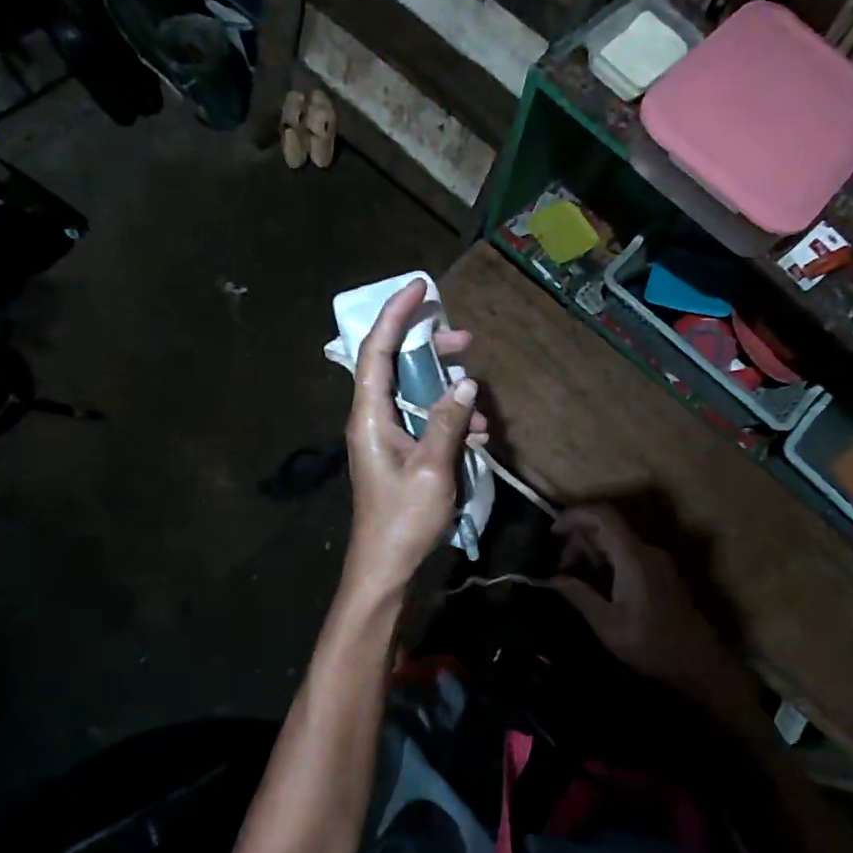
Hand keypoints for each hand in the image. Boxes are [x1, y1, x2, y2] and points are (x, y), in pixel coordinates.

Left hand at [343, 280, 489, 593]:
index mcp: (369, 415)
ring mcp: (386, 434)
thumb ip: (448, 421)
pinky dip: (451, 420)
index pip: (375, 351)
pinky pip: (426, 420)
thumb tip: (466, 384)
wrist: (386, 565)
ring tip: (482, 413)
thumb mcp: (433, 468)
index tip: (419, 287)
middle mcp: (373, 417)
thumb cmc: (403, 519)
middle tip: (466, 341)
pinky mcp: (401, 451)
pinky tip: (477, 437)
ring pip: (417, 393)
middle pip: (397, 364)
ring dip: (450, 394)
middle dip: (431, 349)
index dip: (394, 315)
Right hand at [552, 505, 748, 695]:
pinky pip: (629, 551)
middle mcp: (648, 551)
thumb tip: (554, 578)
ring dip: (592, 547)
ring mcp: (658, 561)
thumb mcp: (607, 624)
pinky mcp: (662, 571)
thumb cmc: (651, 644)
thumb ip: (579, 595)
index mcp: (634, 557)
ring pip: (618, 538)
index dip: (575, 514)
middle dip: (579, 536)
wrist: (699, 664)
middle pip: (608, 525)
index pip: (604, 516)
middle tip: (559, 562)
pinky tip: (595, 577)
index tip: (553, 529)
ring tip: (572, 571)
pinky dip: (607, 555)